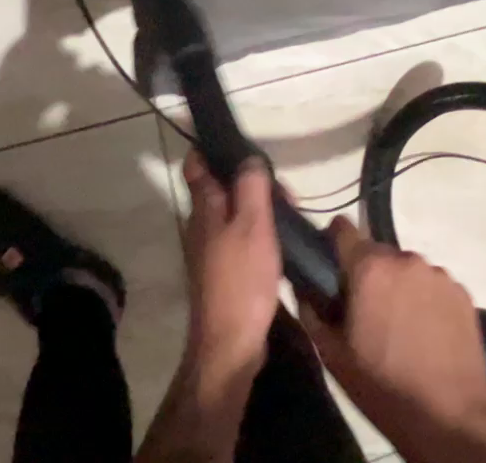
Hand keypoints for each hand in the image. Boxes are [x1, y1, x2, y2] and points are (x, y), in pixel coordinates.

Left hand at [179, 151, 280, 373]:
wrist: (230, 343)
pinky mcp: (221, 272)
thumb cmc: (241, 279)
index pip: (195, 164)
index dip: (211, 148)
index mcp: (203, 207)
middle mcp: (200, 224)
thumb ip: (250, 186)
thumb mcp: (253, 225)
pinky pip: (238, 238)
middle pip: (219, 188)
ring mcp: (209, 249)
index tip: (239, 143)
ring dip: (258, 209)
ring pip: (232, 214)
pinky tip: (280, 243)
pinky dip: (258, 232)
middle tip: (284, 191)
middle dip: (249, 182)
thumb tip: (248, 157)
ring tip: (290, 215)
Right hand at [299, 217, 485, 462]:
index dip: (333, 243)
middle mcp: (406, 259)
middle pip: (376, 251)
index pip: (342, 228)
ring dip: (398, 285)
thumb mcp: (332, 353)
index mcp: (369, 267)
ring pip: (407, 268)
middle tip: (364, 309)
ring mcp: (438, 274)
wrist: (448, 419)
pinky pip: (433, 284)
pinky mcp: (462, 292)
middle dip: (367, 272)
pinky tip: (426, 332)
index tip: (331, 268)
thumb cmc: (382, 385)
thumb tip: (304, 287)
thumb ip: (311, 310)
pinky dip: (426, 299)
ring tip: (399, 325)